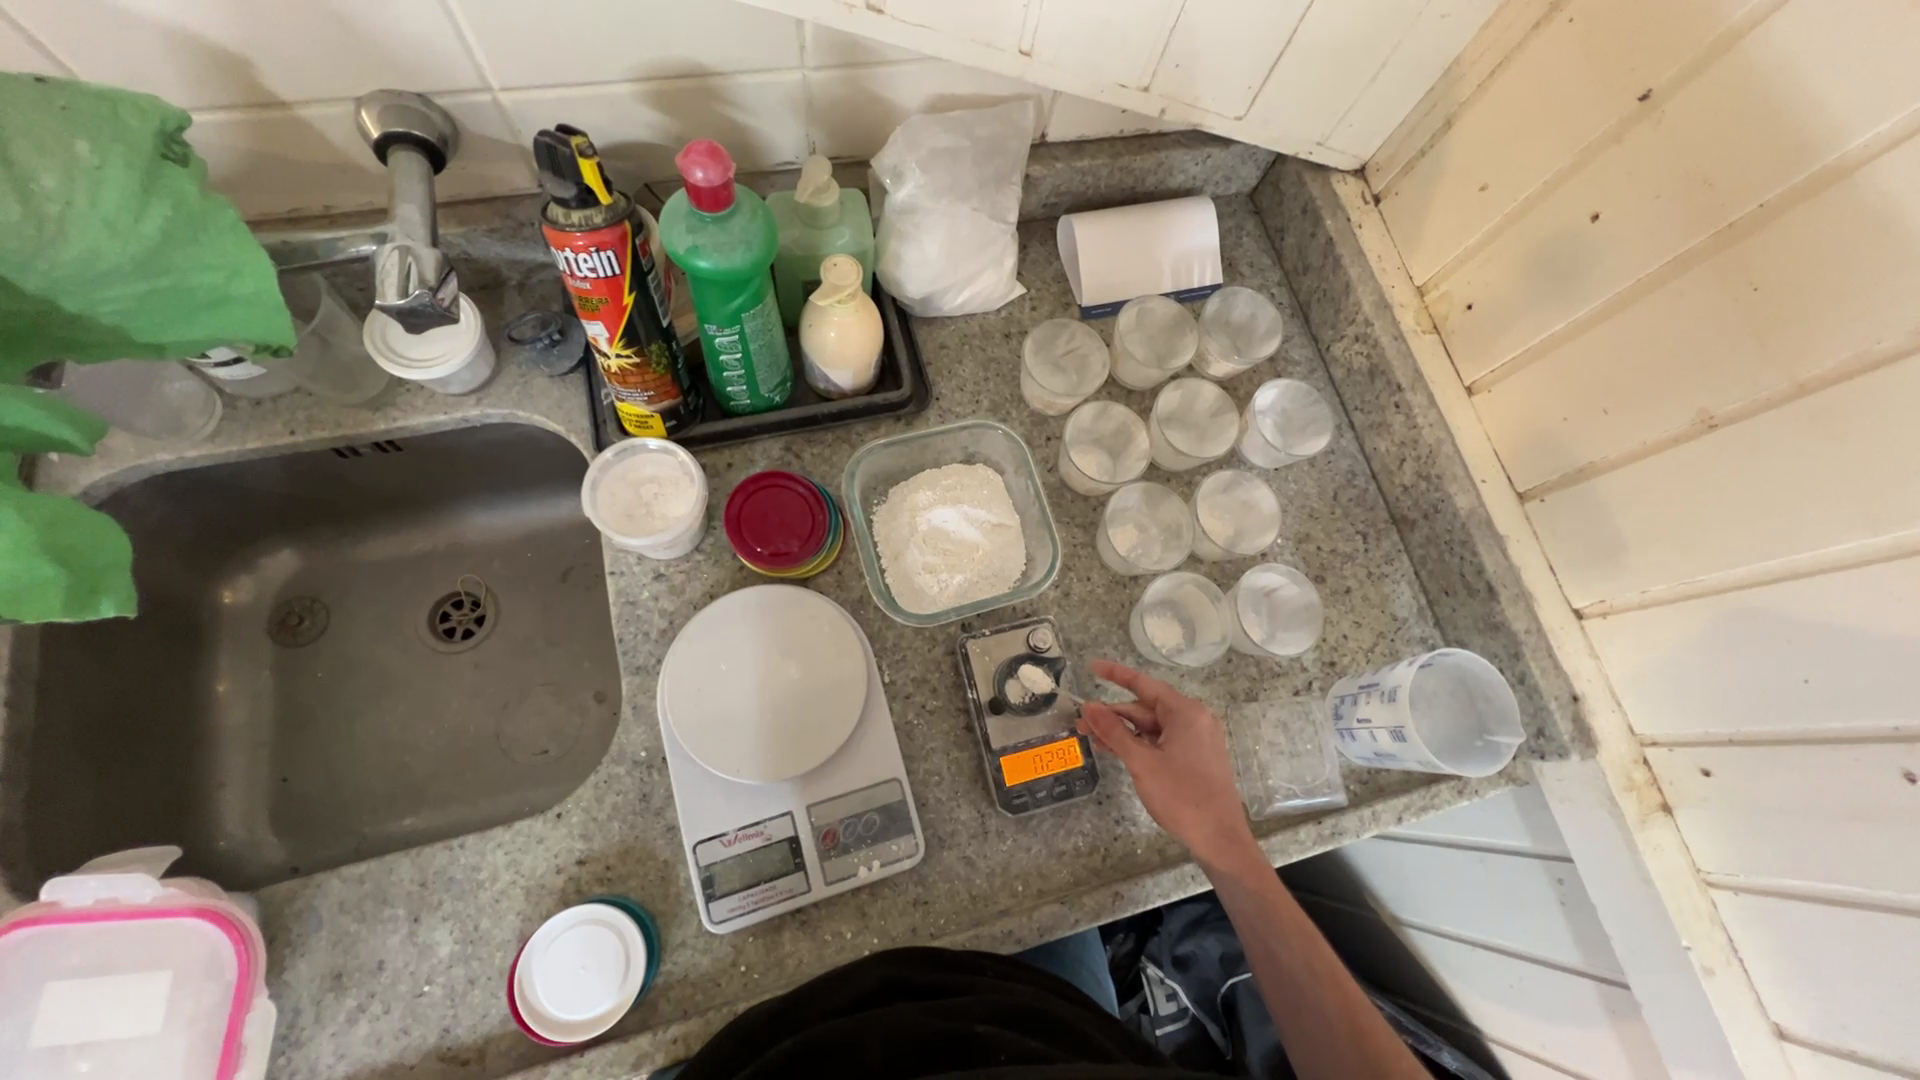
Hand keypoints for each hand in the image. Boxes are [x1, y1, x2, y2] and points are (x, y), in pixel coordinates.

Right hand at [1077, 659, 1257, 867]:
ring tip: (1093, 741)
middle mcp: (1194, 719)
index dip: (1115, 674)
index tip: (1092, 666)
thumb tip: (1089, 706)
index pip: (1143, 684)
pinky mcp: (1195, 757)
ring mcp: (1196, 739)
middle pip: (1145, 708)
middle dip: (1113, 716)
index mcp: (1186, 712)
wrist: (1219, 838)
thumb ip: (1113, 731)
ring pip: (1152, 727)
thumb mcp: (1141, 762)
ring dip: (1123, 733)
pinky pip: (1162, 742)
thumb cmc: (1181, 796)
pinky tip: (1117, 751)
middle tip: (1081, 725)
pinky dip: (1139, 745)